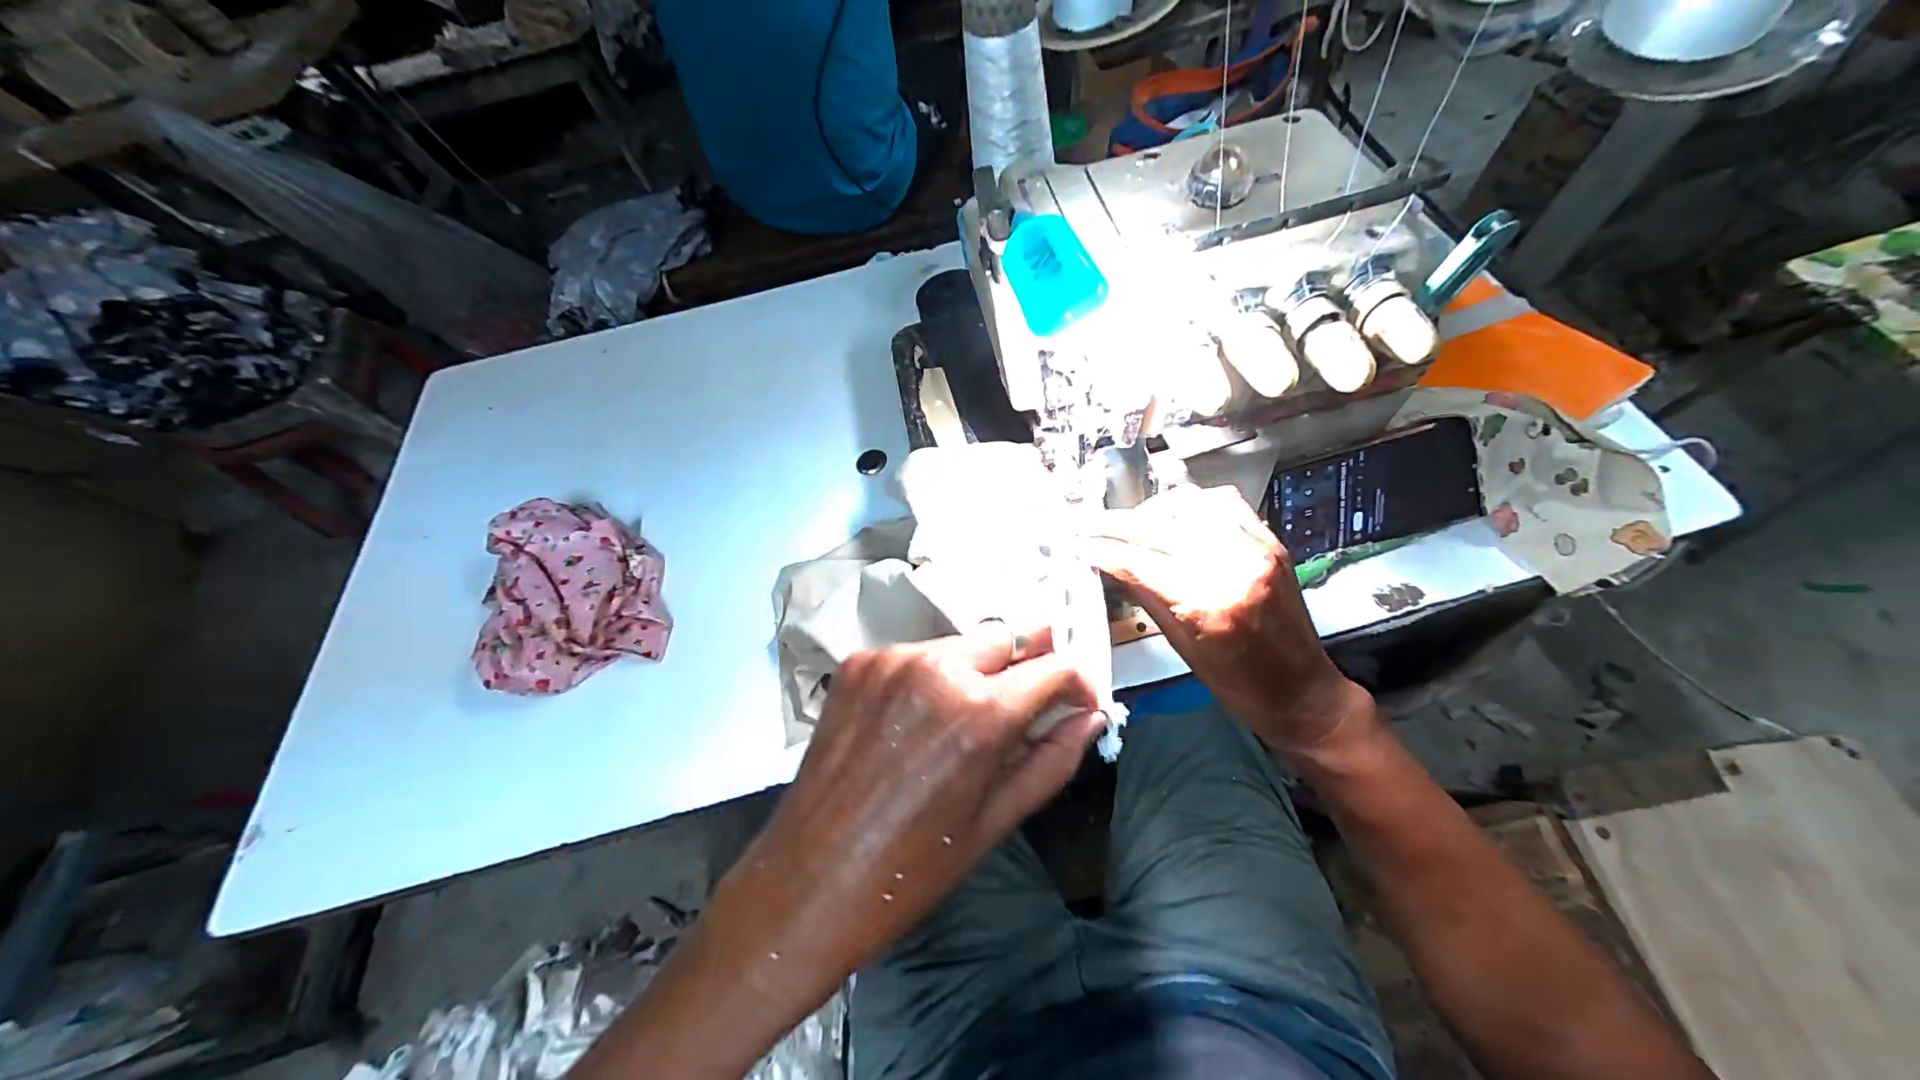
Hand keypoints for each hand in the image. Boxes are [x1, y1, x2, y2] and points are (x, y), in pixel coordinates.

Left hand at [572, 626, 1101, 1079]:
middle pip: (1005, 640)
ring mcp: (890, 660)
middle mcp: (936, 667)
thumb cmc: (912, 869)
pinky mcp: (856, 663)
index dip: (1076, 682)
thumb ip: (1052, 760)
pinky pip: (914, 655)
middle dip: (1024, 668)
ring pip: (959, 644)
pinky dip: (930, 677)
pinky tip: (917, 722)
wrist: (808, 881)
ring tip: (962, 724)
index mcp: (979, 713)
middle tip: (1020, 711)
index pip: (1054, 667)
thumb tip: (1090, 717)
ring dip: (977, 672)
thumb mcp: (996, 821)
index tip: (1077, 701)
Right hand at [1079, 484, 1368, 752]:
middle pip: (1158, 528)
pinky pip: (1224, 503)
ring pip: (1189, 506)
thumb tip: (1112, 566)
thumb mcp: (1182, 648)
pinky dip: (1192, 504)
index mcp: (1207, 604)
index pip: (1138, 560)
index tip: (1078, 543)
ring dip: (1151, 511)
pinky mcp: (1271, 542)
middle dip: (1115, 524)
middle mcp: (1233, 567)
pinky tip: (1174, 514)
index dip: (1101, 549)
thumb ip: (1147, 597)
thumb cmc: (1242, 687)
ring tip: (1129, 522)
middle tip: (1088, 524)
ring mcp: (1256, 549)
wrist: (1304, 693)